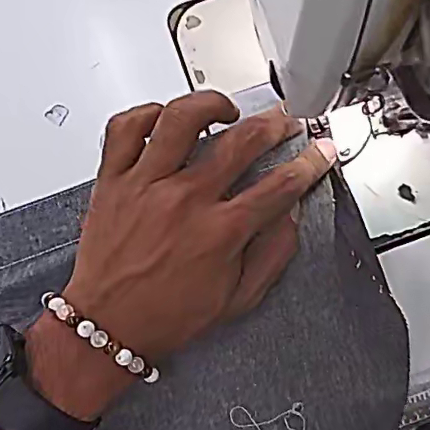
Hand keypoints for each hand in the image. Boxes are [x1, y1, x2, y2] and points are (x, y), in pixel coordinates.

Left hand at [26, 91, 337, 419]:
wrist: (111, 326)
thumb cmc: (167, 315)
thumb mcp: (237, 299)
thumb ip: (271, 256)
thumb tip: (290, 216)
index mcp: (220, 232)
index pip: (280, 184)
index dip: (309, 163)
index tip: (318, 152)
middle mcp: (185, 201)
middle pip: (242, 141)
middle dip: (275, 125)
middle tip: (283, 124)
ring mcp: (146, 185)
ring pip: (183, 118)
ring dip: (213, 104)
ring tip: (226, 111)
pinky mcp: (113, 181)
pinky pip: (126, 128)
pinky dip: (148, 113)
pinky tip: (166, 120)